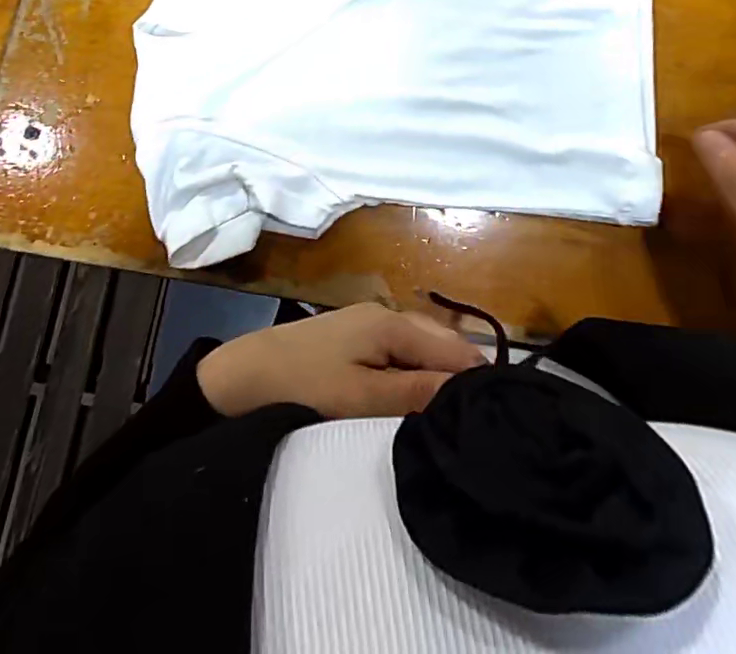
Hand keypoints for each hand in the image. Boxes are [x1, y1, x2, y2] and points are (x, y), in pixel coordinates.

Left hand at [197, 304, 485, 417]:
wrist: (243, 374)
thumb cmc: (304, 385)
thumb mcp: (362, 397)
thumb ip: (416, 391)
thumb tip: (471, 390)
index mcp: (394, 324)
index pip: (457, 350)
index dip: (478, 382)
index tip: (492, 419)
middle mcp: (389, 314)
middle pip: (445, 343)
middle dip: (463, 376)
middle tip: (474, 421)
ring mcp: (371, 322)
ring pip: (424, 345)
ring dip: (440, 374)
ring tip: (450, 414)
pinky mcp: (357, 336)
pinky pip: (402, 349)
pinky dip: (416, 369)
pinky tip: (416, 395)